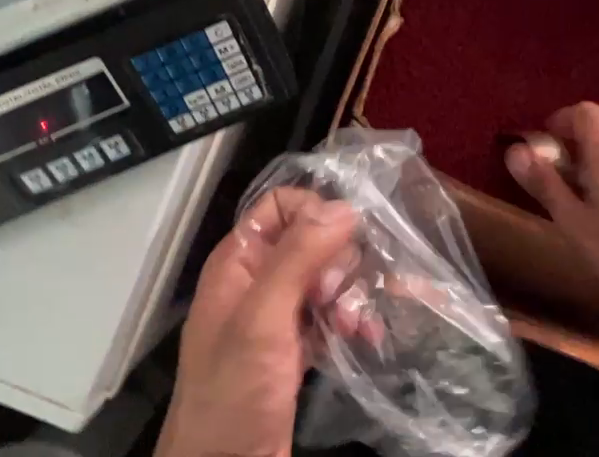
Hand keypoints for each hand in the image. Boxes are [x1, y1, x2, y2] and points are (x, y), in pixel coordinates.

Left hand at [157, 188, 359, 456]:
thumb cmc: (232, 393)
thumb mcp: (262, 320)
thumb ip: (298, 258)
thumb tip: (344, 206)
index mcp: (239, 261)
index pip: (281, 206)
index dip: (315, 214)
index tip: (343, 240)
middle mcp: (259, 280)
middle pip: (313, 241)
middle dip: (339, 264)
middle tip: (338, 296)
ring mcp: (278, 316)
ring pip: (327, 279)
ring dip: (350, 295)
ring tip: (355, 324)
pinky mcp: (296, 349)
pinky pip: (332, 315)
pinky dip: (351, 322)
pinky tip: (366, 336)